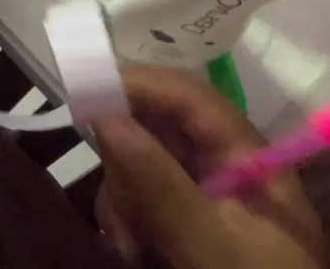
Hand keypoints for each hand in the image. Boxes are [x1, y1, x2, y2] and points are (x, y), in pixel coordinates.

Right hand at [92, 65, 329, 268]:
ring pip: (134, 156)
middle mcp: (221, 159)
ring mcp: (201, 186)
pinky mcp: (183, 211)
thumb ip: (157, 180)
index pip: (184, 92)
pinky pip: (135, 189)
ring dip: (120, 195)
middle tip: (116, 199)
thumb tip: (101, 113)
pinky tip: (132, 246)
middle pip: (152, 123)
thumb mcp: (208, 244)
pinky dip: (124, 213)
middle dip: (122, 159)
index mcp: (245, 153)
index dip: (134, 84)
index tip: (84, 96)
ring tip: (130, 244)